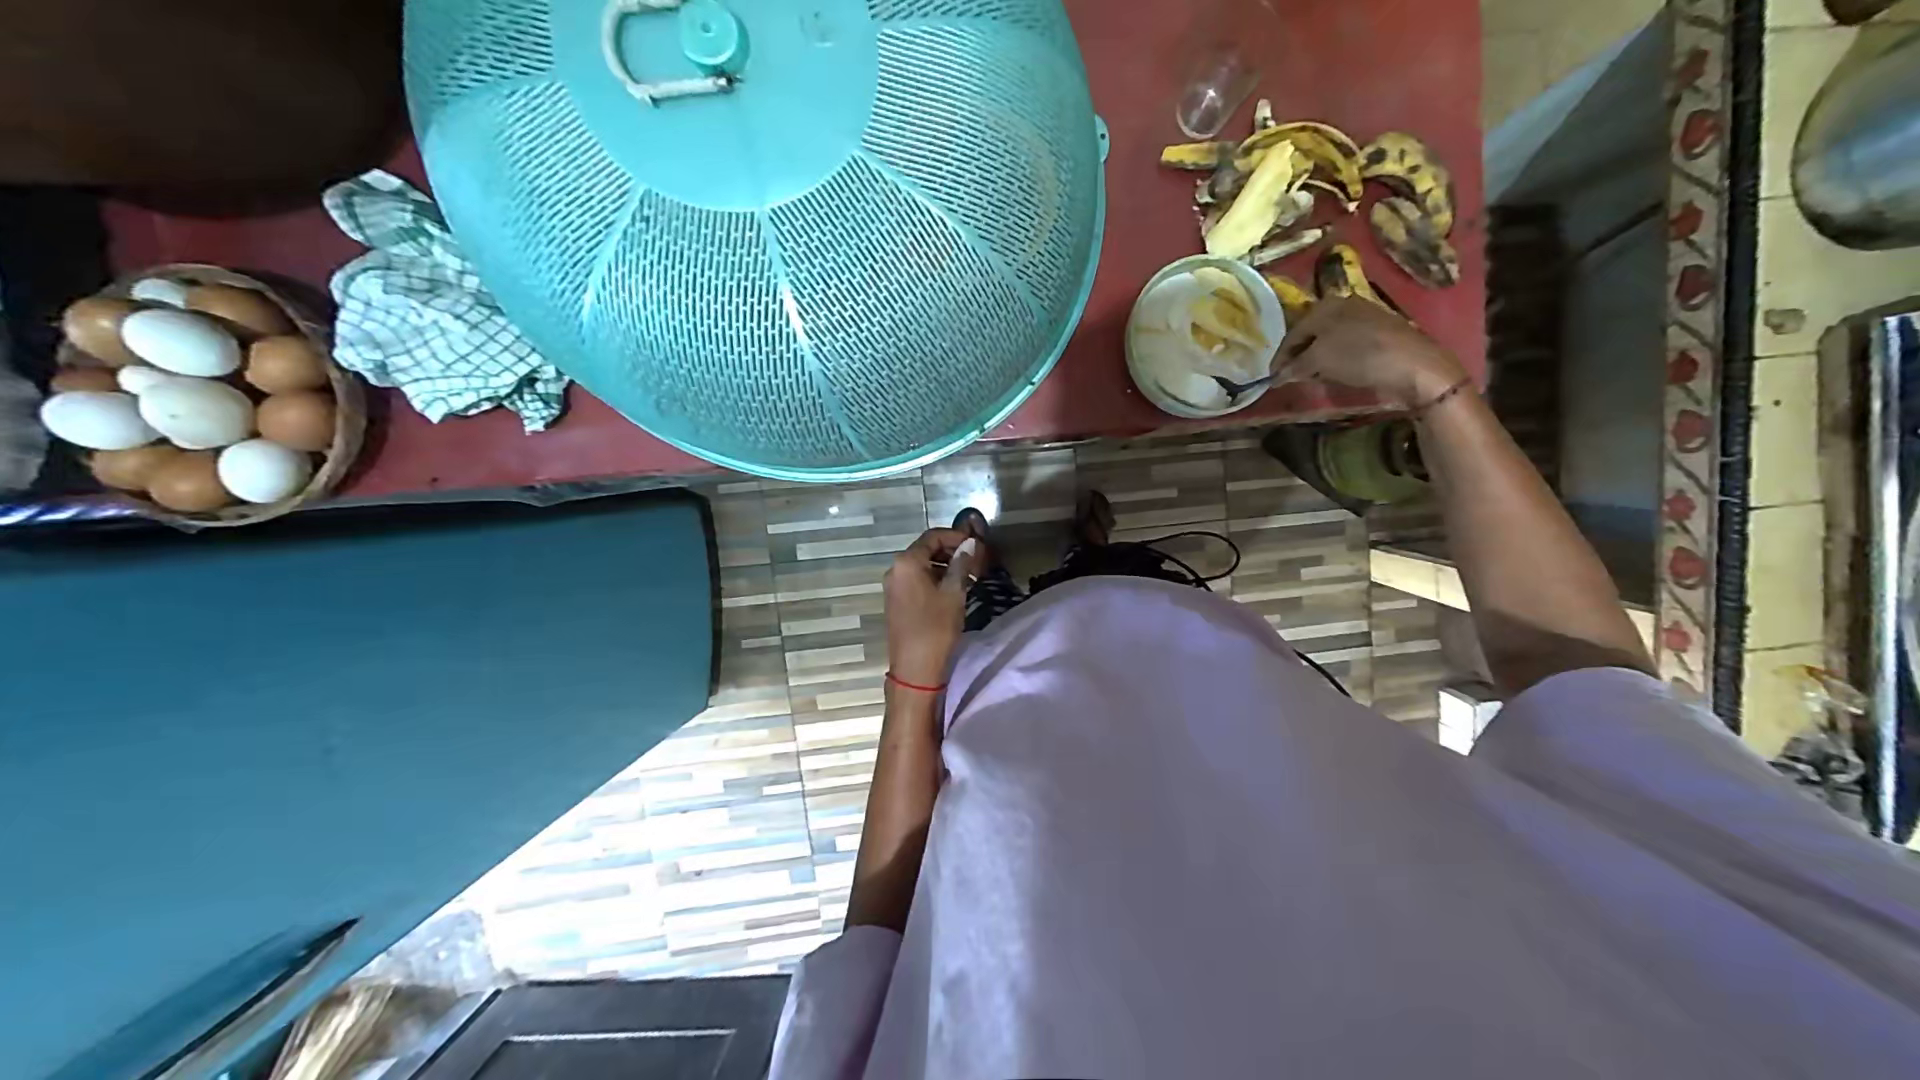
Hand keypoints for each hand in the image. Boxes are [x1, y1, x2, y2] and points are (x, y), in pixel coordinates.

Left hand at [883, 527, 980, 687]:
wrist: (915, 668)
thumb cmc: (936, 627)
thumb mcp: (954, 592)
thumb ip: (961, 563)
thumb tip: (969, 544)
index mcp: (906, 562)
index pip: (932, 536)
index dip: (956, 536)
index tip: (976, 544)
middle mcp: (895, 569)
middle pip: (925, 549)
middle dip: (951, 551)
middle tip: (975, 560)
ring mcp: (893, 586)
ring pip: (922, 566)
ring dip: (944, 566)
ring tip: (968, 576)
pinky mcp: (896, 601)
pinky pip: (916, 580)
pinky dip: (934, 579)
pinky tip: (952, 590)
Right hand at [1277, 296, 1467, 409]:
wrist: (1413, 364)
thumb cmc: (1359, 357)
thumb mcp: (1318, 362)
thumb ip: (1293, 367)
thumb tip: (1277, 376)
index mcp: (1325, 305)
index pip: (1292, 333)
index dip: (1280, 358)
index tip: (1271, 378)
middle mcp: (1344, 304)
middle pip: (1310, 334)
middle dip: (1298, 356)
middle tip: (1290, 377)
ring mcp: (1364, 315)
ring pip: (1328, 339)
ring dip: (1316, 358)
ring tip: (1311, 377)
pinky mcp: (1379, 330)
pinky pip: (1346, 343)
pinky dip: (1335, 358)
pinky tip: (1335, 371)